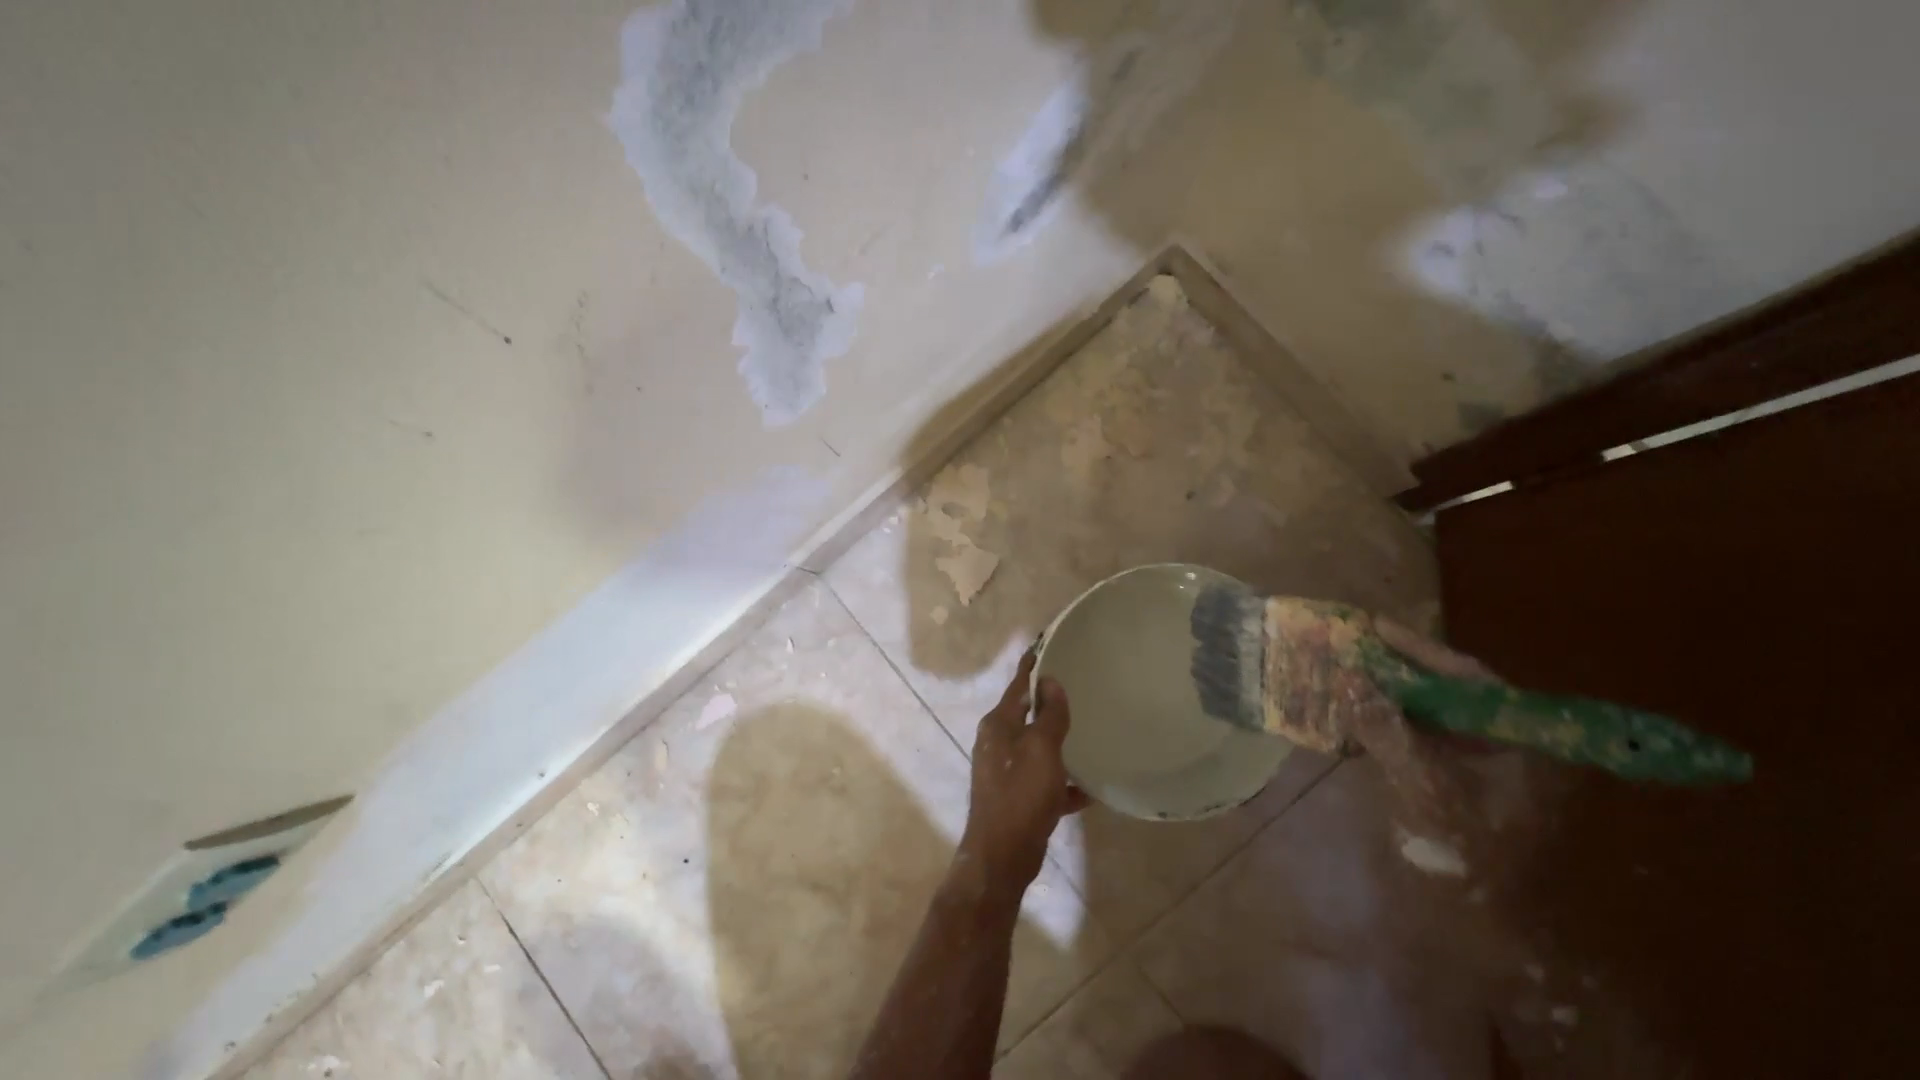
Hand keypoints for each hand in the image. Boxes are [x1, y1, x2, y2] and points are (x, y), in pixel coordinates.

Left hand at [957, 653, 1090, 895]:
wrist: (1003, 855)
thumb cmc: (1022, 795)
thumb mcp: (1042, 749)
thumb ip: (1049, 715)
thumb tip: (1050, 680)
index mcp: (999, 725)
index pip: (1018, 685)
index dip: (1033, 665)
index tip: (1049, 644)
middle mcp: (997, 743)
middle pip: (1027, 715)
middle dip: (1050, 703)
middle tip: (1082, 687)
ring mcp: (1006, 771)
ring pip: (1037, 748)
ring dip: (1060, 743)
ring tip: (1091, 732)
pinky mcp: (1017, 797)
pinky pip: (1045, 781)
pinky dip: (1064, 782)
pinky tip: (1091, 788)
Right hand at [1350, 619, 1549, 883]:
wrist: (1494, 924)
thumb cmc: (1471, 851)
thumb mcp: (1426, 787)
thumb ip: (1388, 733)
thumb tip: (1350, 681)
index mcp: (1519, 734)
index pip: (1465, 676)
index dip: (1417, 650)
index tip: (1374, 626)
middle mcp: (1511, 740)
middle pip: (1451, 690)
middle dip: (1402, 669)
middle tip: (1355, 646)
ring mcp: (1491, 763)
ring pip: (1440, 714)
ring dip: (1397, 696)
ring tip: (1352, 673)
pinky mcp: (1470, 782)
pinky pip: (1432, 740)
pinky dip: (1399, 726)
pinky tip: (1367, 718)